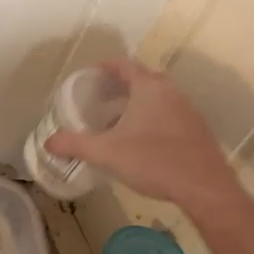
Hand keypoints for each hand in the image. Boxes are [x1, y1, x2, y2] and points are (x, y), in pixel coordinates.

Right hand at [43, 58, 247, 215]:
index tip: (91, 74)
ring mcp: (187, 110)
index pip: (124, 65)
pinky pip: (170, 113)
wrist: (204, 187)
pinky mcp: (197, 129)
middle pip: (142, 78)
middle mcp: (170, 91)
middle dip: (120, 84)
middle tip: (100, 97)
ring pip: (158, 96)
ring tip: (118, 118)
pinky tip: (142, 139)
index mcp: (148, 87)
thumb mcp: (107, 153)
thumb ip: (75, 145)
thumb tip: (48, 142)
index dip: (106, 67)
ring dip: (138, 101)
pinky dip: (153, 117)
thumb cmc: (153, 161)